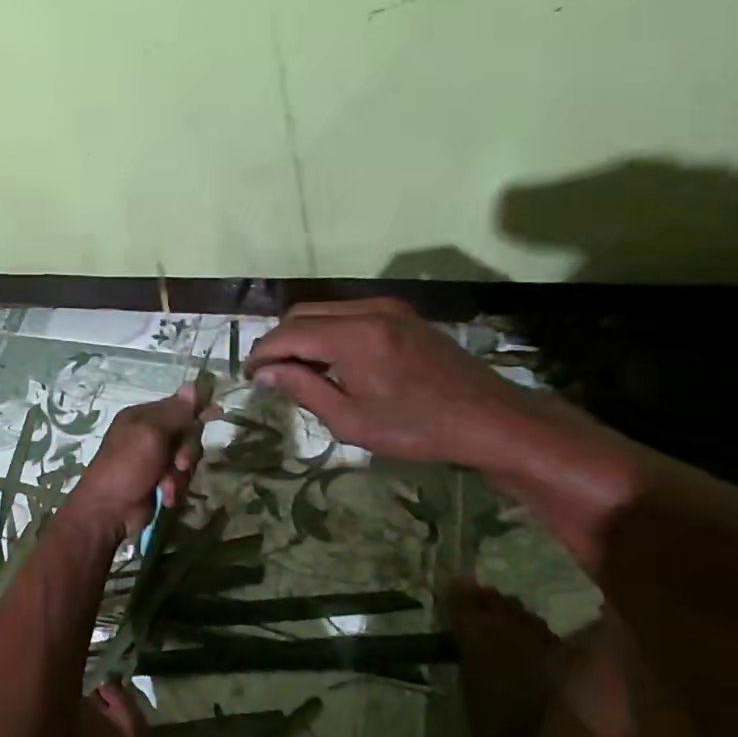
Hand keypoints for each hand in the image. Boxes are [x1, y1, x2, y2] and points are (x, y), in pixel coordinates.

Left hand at [64, 384, 212, 538]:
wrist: (109, 511)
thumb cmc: (126, 466)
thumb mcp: (151, 434)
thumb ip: (175, 413)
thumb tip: (193, 385)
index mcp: (142, 416)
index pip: (178, 405)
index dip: (196, 410)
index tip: (217, 413)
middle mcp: (150, 434)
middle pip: (187, 432)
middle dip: (186, 450)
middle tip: (179, 463)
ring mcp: (155, 458)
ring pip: (187, 457)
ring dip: (180, 474)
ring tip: (167, 486)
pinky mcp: (160, 480)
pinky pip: (182, 477)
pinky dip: (176, 487)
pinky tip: (166, 496)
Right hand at [244, 298, 536, 466]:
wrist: (488, 418)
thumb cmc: (417, 428)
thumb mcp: (351, 420)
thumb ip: (304, 388)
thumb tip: (265, 371)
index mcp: (354, 336)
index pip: (289, 333)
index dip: (262, 353)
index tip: (248, 375)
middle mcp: (368, 310)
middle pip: (303, 313)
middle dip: (278, 340)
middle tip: (268, 374)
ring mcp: (388, 308)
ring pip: (325, 310)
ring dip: (302, 334)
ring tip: (295, 370)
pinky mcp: (402, 314)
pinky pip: (349, 313)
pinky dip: (327, 330)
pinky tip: (330, 360)